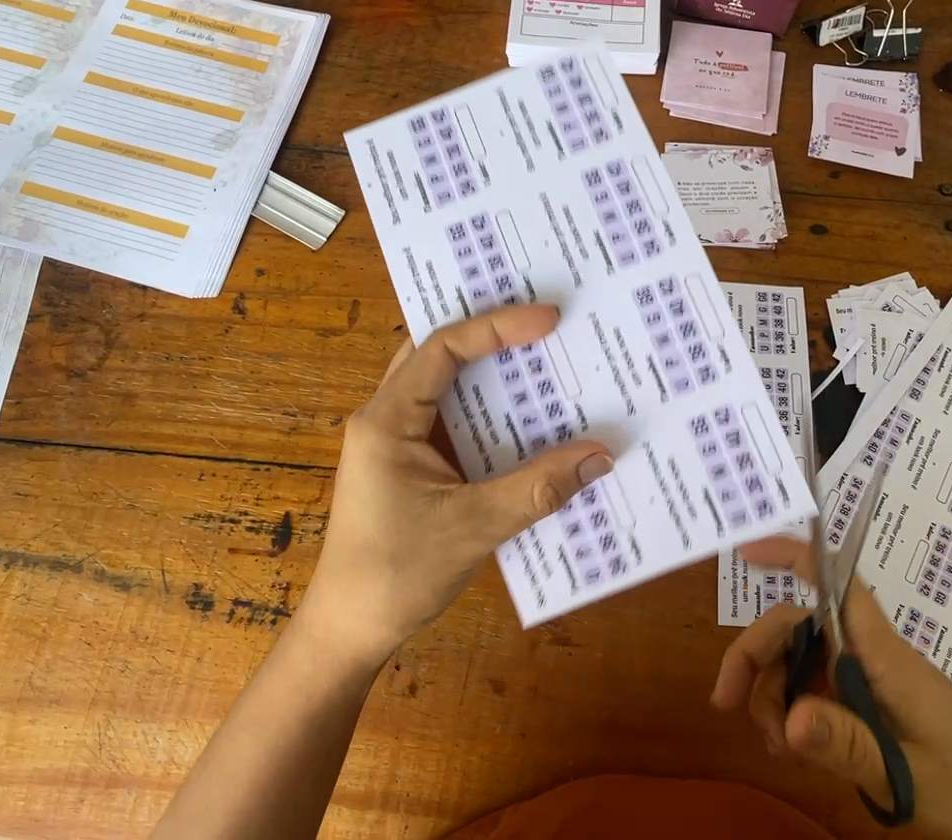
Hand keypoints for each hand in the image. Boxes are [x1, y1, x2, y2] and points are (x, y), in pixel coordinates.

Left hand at [300, 305, 613, 665]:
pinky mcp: (411, 465)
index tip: (550, 320)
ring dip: (489, 372)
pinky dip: (488, 413)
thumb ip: (538, 489)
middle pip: (437, 353)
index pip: (442, 348)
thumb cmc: (397, 574)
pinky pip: (452, 421)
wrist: (349, 631)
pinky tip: (526, 419)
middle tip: (542, 320)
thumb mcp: (474, 527)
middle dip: (488, 333)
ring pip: (445, 385)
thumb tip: (601, 456)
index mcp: (386, 420)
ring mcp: (396, 441)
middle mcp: (386, 418)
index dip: (498, 326)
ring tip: (541, 357)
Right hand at [711, 539, 951, 839]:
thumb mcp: (909, 775)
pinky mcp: (871, 708)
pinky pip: (817, 693)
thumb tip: (787, 719)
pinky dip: (794, 714)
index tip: (746, 552)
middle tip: (727, 705)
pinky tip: (793, 749)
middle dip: (756, 657)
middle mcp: (870, 656)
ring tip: (777, 747)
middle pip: (798, 629)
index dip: (792, 555)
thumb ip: (848, 745)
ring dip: (773, 695)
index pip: (835, 582)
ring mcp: (869, 682)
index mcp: (883, 654)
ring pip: (801, 663)